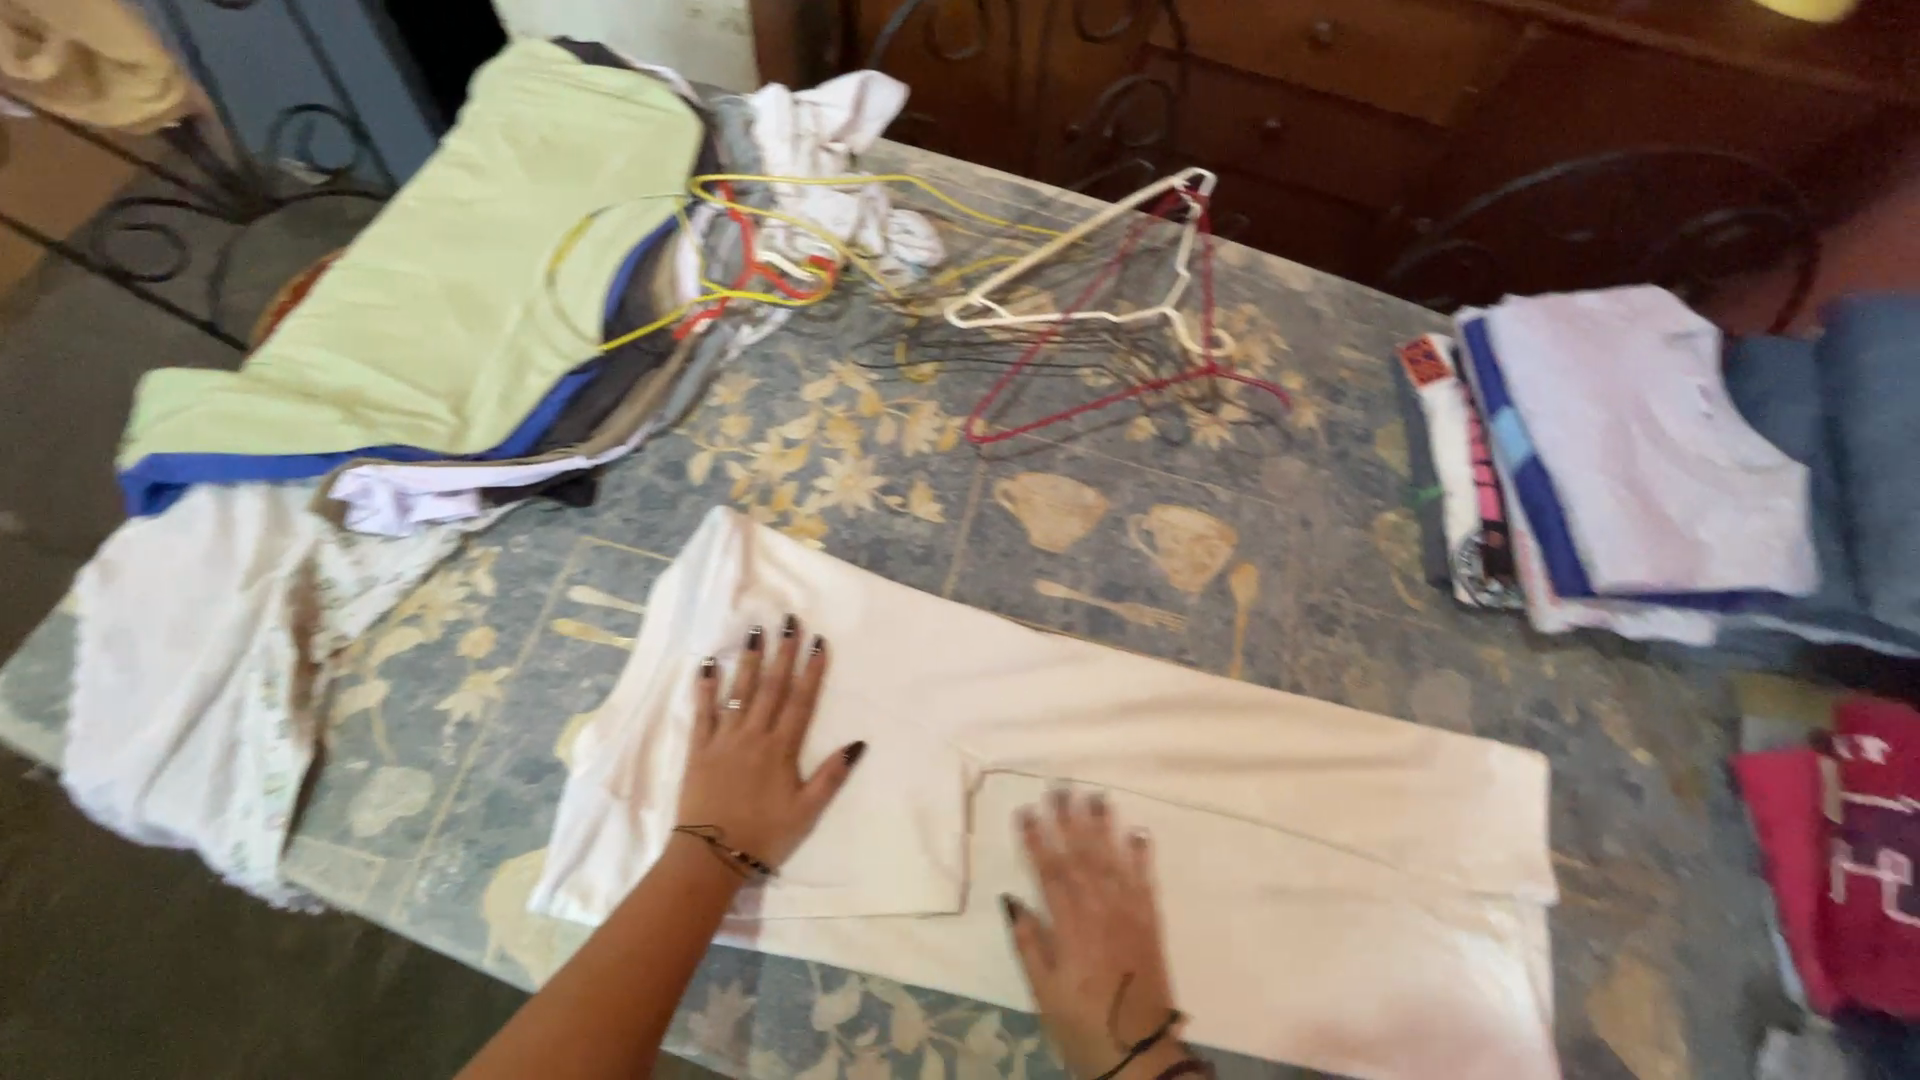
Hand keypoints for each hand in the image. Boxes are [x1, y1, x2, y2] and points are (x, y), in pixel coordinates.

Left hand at [676, 614, 864, 871]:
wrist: (709, 857)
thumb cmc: (764, 835)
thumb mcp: (806, 812)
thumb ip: (831, 776)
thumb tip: (858, 743)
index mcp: (781, 749)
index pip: (801, 701)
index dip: (812, 670)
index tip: (818, 642)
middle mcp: (753, 735)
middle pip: (771, 686)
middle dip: (782, 652)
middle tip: (788, 621)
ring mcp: (724, 739)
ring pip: (739, 691)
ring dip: (749, 659)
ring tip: (756, 631)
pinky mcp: (698, 749)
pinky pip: (702, 712)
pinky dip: (705, 687)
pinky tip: (707, 664)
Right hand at [1005, 790, 1183, 1078]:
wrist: (1139, 1052)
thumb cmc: (1081, 1024)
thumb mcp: (1042, 992)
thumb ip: (1028, 942)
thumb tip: (1011, 897)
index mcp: (1070, 927)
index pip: (1050, 872)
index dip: (1036, 839)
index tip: (1025, 810)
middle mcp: (1100, 911)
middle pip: (1082, 857)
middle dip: (1068, 820)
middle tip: (1059, 787)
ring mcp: (1129, 914)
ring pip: (1113, 861)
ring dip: (1104, 827)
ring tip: (1095, 796)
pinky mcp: (1150, 923)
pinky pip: (1146, 881)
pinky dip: (1142, 855)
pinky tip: (1137, 832)